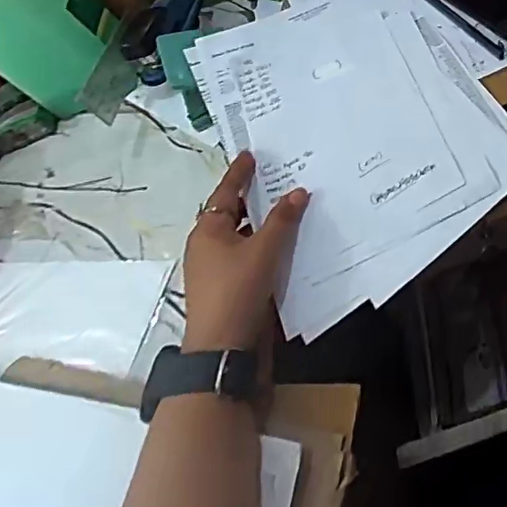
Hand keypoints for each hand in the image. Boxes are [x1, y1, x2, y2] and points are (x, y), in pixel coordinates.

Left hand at [180, 152, 308, 351]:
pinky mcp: (229, 286)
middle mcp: (208, 246)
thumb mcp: (263, 251)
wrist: (223, 351)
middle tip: (278, 177)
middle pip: (233, 213)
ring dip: (263, 222)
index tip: (250, 155)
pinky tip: (287, 243)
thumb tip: (298, 191)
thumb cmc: (236, 292)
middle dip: (255, 197)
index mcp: (208, 231)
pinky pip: (249, 254)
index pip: (225, 192)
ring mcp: (217, 268)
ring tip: (289, 206)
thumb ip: (283, 219)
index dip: (239, 173)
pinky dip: (265, 244)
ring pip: (243, 235)